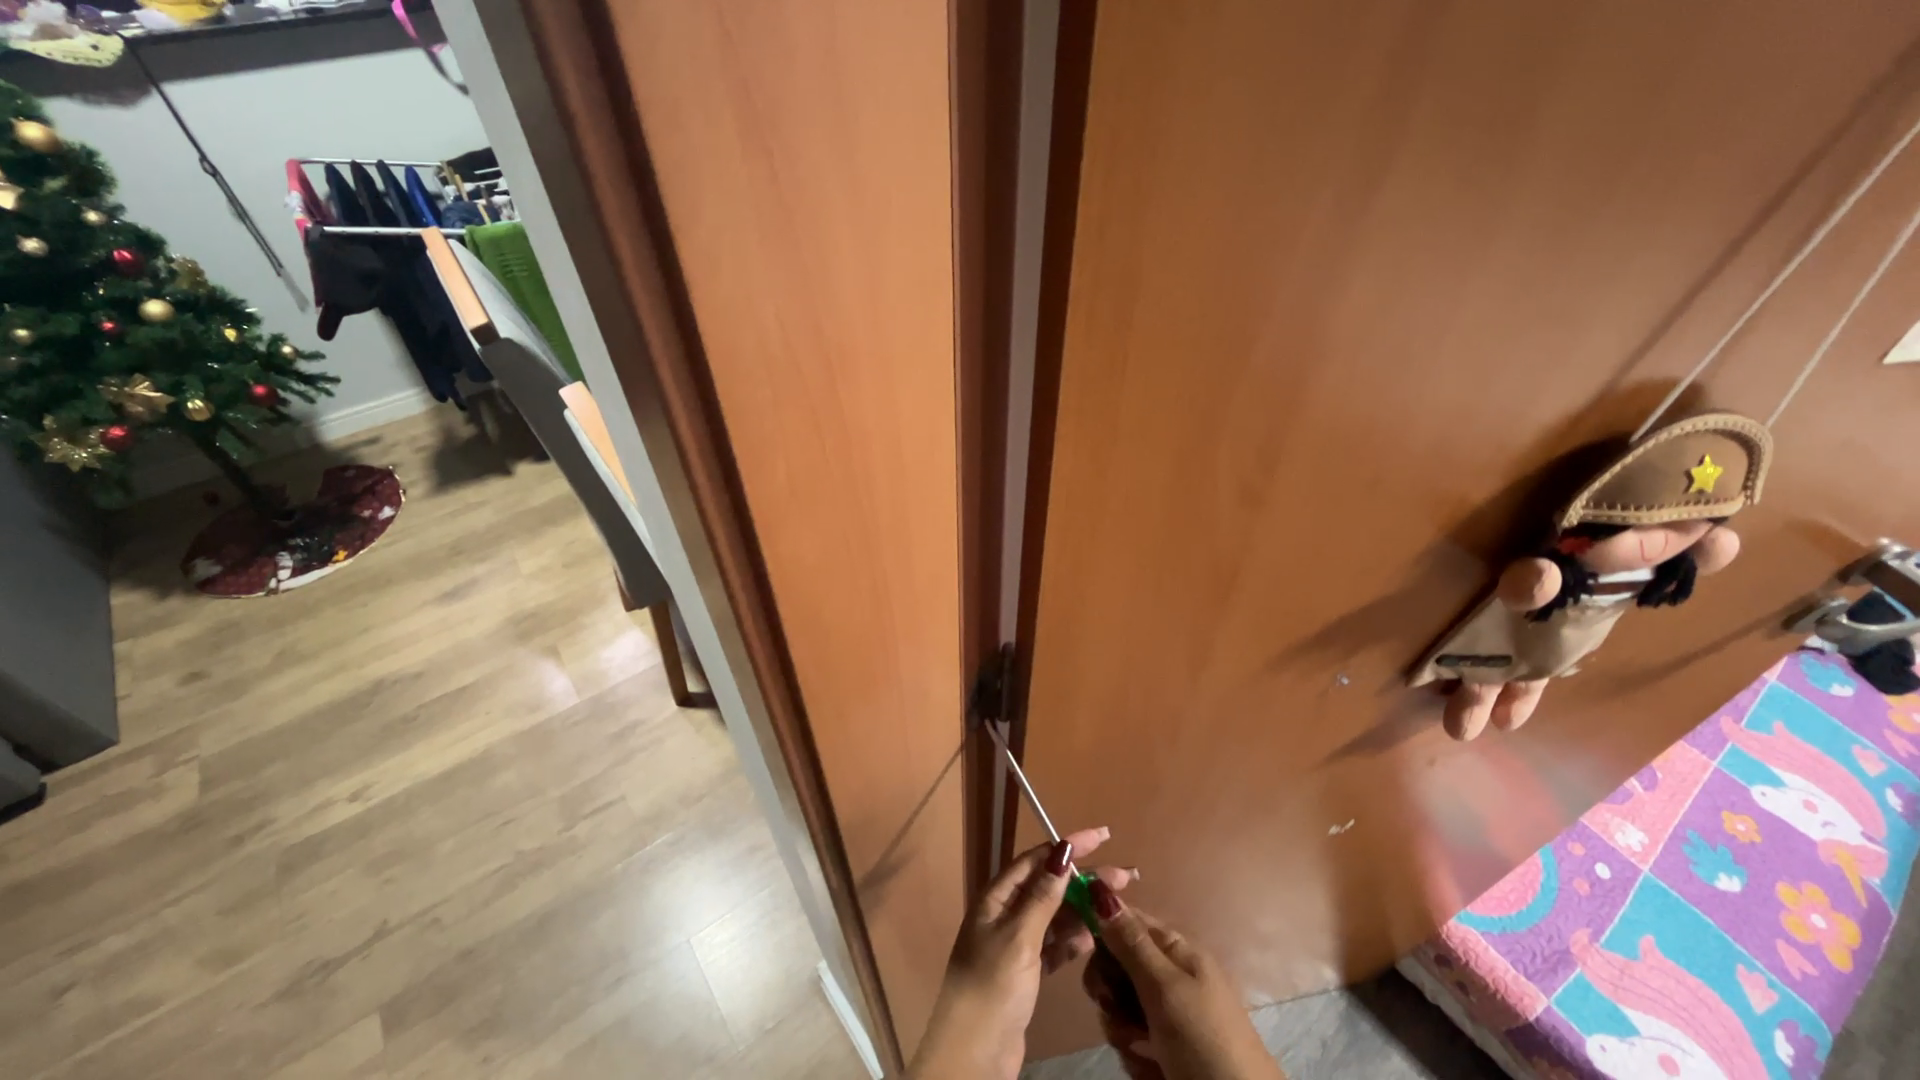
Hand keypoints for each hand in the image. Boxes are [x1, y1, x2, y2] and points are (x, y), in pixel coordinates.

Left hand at [910, 828, 1133, 1079]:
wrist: (974, 1053)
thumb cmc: (993, 987)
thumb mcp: (1019, 937)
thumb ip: (1042, 896)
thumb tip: (1063, 850)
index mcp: (996, 899)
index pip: (1036, 860)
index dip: (1068, 846)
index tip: (1104, 837)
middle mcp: (1004, 915)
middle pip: (1048, 887)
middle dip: (1084, 879)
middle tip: (1126, 877)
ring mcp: (1015, 945)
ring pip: (1054, 917)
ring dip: (1082, 910)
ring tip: (1116, 907)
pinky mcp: (1025, 973)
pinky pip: (1054, 946)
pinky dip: (1073, 941)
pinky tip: (1093, 939)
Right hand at [1086, 881, 1286, 1079]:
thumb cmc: (1203, 1038)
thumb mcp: (1165, 987)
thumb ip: (1130, 942)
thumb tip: (1100, 889)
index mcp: (1175, 952)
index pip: (1126, 922)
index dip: (1102, 932)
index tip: (1088, 954)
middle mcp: (1167, 978)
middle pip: (1115, 968)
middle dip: (1108, 992)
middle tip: (1115, 1009)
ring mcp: (1164, 1015)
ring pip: (1117, 1007)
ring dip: (1120, 1029)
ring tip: (1141, 1047)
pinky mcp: (1160, 1049)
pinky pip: (1128, 1040)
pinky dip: (1134, 1055)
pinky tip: (1149, 1066)